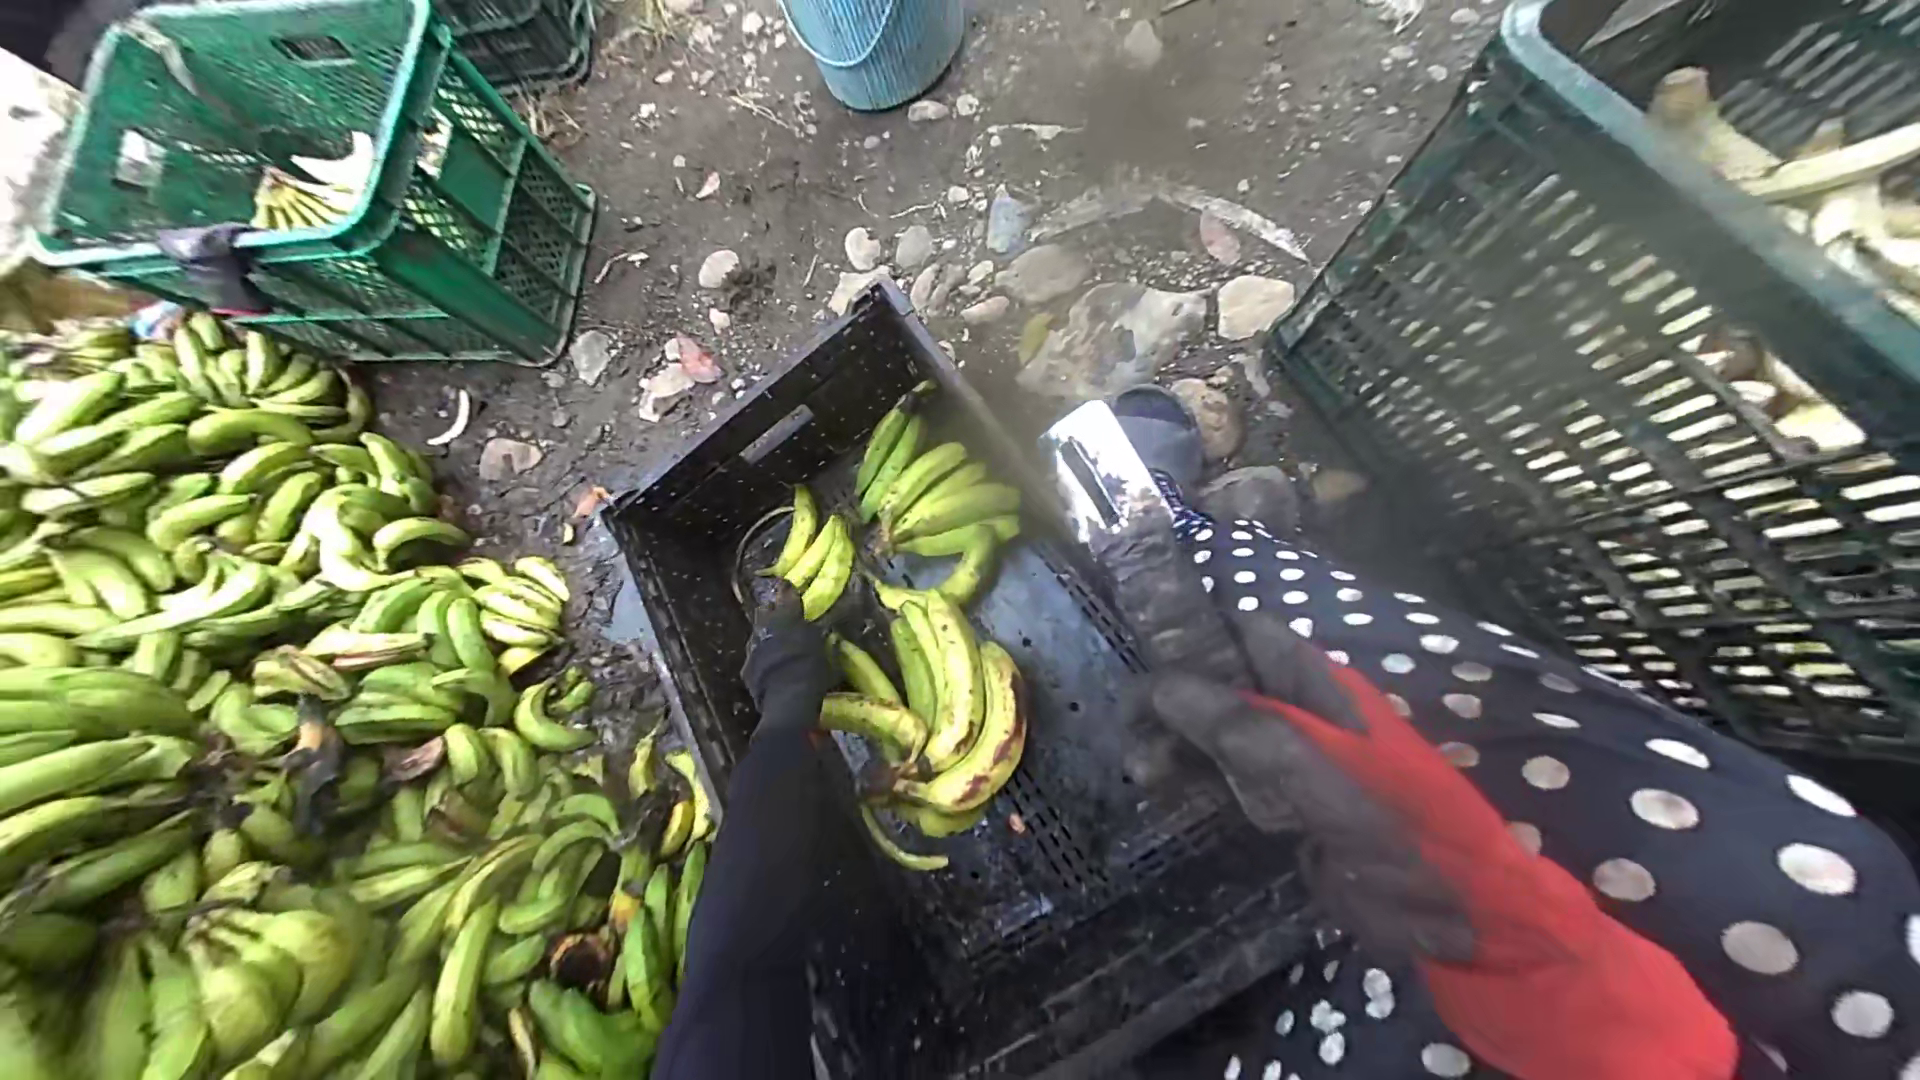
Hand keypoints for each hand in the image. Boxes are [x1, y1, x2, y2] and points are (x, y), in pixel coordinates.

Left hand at [740, 581, 833, 737]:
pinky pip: (755, 654)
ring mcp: (752, 647)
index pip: (785, 594)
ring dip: (766, 634)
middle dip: (772, 611)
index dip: (788, 590)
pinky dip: (763, 656)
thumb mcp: (825, 650)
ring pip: (757, 632)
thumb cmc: (813, 670)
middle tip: (783, 616)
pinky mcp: (746, 667)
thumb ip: (818, 635)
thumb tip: (820, 628)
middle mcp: (765, 626)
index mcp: (787, 617)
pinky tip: (771, 664)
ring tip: (777, 642)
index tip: (790, 586)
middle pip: (765, 611)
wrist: (787, 701)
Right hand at [1136, 609, 1475, 963]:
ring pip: (1209, 727)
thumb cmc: (1396, 829)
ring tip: (1143, 773)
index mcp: (1310, 681)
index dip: (1190, 631)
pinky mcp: (1276, 795)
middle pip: (1213, 679)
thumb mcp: (1316, 771)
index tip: (1140, 652)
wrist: (1459, 920)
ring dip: (1170, 741)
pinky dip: (1187, 775)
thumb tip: (1159, 686)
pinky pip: (1219, 771)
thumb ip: (1239, 725)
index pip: (1240, 630)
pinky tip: (1165, 791)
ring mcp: (1283, 752)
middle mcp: (1292, 706)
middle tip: (1130, 731)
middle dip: (1167, 699)